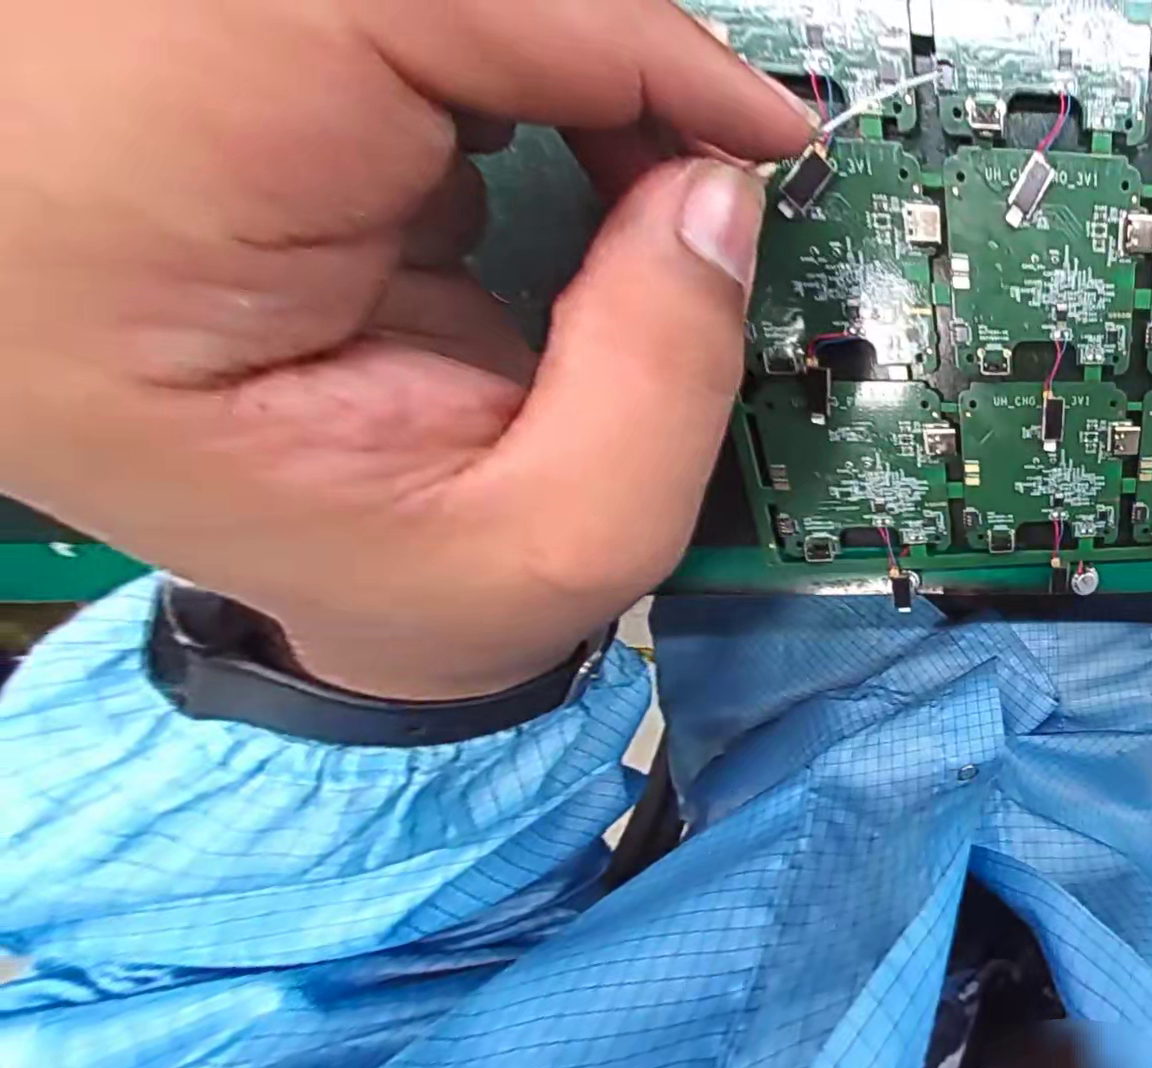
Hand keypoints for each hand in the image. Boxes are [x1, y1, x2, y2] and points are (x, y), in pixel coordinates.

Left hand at [0, 1, 814, 698]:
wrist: (364, 598)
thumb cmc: (456, 594)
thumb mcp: (593, 530)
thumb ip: (670, 367)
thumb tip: (723, 193)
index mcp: (94, 260)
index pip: (334, 10)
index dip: (590, 33)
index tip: (754, 124)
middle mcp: (36, 127)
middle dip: (588, 35)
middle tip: (716, 145)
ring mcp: (100, 95)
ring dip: (565, 45)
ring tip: (664, 162)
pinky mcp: (203, 96)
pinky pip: (383, 14)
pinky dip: (532, 53)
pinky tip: (595, 145)